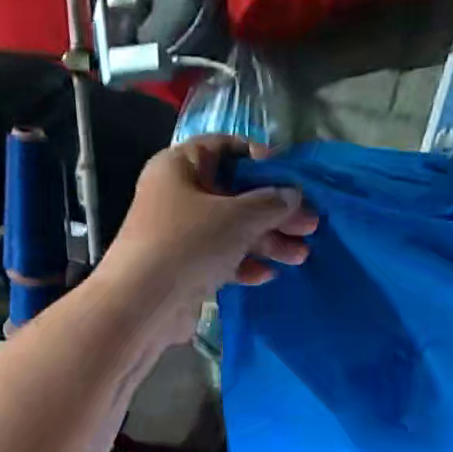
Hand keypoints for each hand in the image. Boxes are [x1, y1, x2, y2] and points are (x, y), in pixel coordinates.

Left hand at [105, 134, 317, 300]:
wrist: (143, 304)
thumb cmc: (189, 244)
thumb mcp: (238, 217)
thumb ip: (271, 203)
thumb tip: (292, 194)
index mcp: (181, 167)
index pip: (224, 147)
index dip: (260, 159)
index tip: (292, 178)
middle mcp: (179, 195)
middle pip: (236, 194)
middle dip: (275, 210)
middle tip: (309, 225)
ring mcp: (181, 232)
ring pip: (234, 229)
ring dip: (268, 240)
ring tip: (301, 255)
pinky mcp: (186, 266)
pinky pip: (223, 257)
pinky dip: (246, 263)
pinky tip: (268, 274)